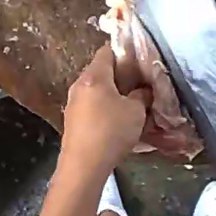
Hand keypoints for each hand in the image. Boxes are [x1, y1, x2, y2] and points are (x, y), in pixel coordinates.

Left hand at [60, 45, 148, 173]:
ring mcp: (73, 103)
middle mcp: (79, 85)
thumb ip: (141, 95)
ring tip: (131, 101)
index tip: (139, 56)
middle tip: (140, 80)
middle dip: (120, 73)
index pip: (107, 51)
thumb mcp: (136, 112)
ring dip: (112, 92)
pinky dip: (103, 106)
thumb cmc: (111, 131)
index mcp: (94, 76)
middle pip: (100, 70)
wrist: (83, 165)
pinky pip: (90, 105)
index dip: (124, 50)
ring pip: (95, 89)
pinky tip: (116, 119)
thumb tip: (143, 90)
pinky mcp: (72, 120)